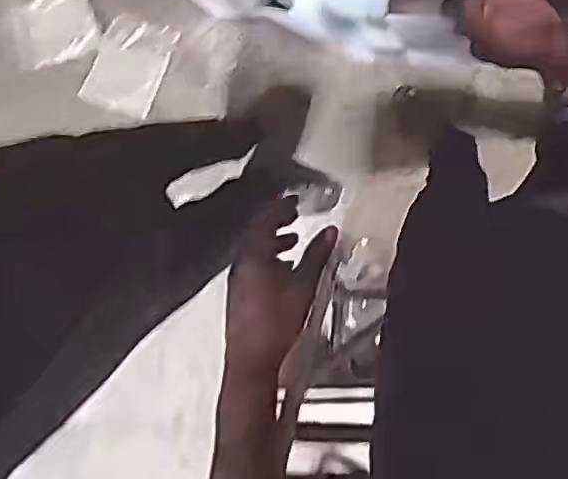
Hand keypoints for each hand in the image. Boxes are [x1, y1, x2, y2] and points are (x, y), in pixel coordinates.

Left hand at [225, 196, 337, 378]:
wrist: (252, 367)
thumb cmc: (277, 323)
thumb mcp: (304, 284)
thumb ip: (317, 254)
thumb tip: (330, 231)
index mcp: (253, 257)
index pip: (265, 221)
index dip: (281, 207)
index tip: (295, 200)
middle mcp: (240, 266)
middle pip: (256, 234)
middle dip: (276, 222)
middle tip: (294, 213)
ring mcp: (237, 283)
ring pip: (254, 251)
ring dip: (273, 240)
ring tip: (293, 238)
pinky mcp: (239, 297)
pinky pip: (253, 266)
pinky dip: (269, 257)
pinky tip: (285, 266)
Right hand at [459, 0, 567, 71]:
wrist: (554, 44)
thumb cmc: (518, 48)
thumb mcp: (484, 50)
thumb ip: (471, 37)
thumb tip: (468, 32)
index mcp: (476, 0)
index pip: (453, 5)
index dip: (452, 16)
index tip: (454, 24)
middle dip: (476, 10)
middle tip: (479, 26)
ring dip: (497, 5)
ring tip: (503, 24)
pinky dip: (516, 4)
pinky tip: (521, 19)